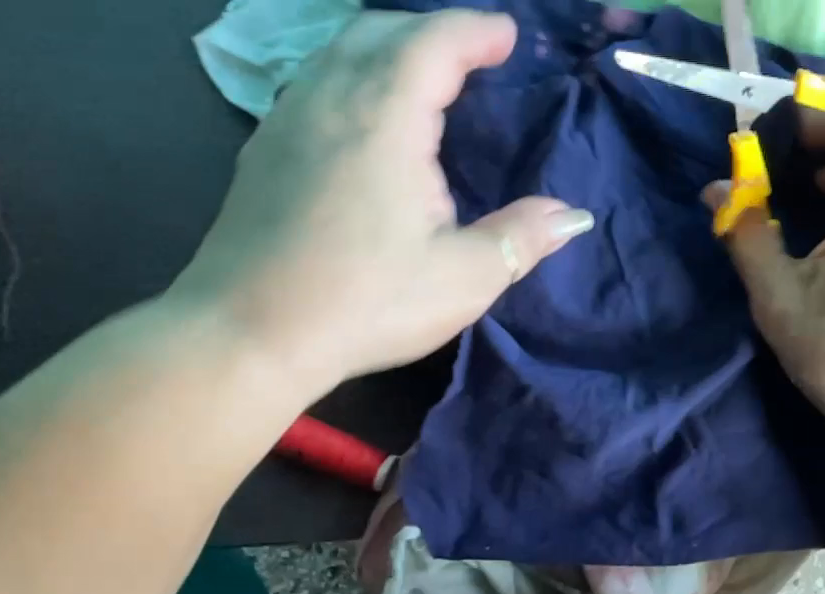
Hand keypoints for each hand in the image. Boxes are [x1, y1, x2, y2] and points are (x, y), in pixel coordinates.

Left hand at [169, 10, 596, 387]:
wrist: (251, 332)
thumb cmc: (367, 303)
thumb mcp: (464, 279)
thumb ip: (521, 238)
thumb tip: (573, 216)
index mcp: (382, 121)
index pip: (432, 43)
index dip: (475, 31)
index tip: (510, 36)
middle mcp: (328, 100)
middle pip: (380, 31)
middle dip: (432, 30)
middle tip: (473, 52)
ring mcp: (286, 120)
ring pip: (338, 52)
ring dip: (388, 48)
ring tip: (426, 76)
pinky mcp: (264, 149)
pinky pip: (315, 82)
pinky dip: (353, 75)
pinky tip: (368, 116)